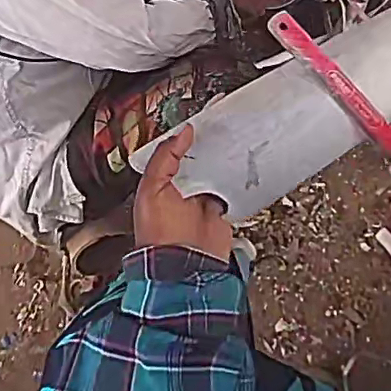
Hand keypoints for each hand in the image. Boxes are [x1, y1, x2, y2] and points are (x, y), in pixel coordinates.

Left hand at [134, 125, 233, 261]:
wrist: (185, 265)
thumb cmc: (160, 234)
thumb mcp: (152, 189)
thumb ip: (164, 158)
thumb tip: (182, 133)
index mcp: (158, 184)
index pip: (169, 153)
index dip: (179, 139)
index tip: (193, 124)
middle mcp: (180, 190)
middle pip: (194, 160)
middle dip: (203, 147)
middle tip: (215, 128)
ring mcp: (200, 200)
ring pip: (213, 172)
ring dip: (220, 161)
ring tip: (230, 141)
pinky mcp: (219, 210)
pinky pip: (229, 189)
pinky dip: (234, 180)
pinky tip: (238, 166)